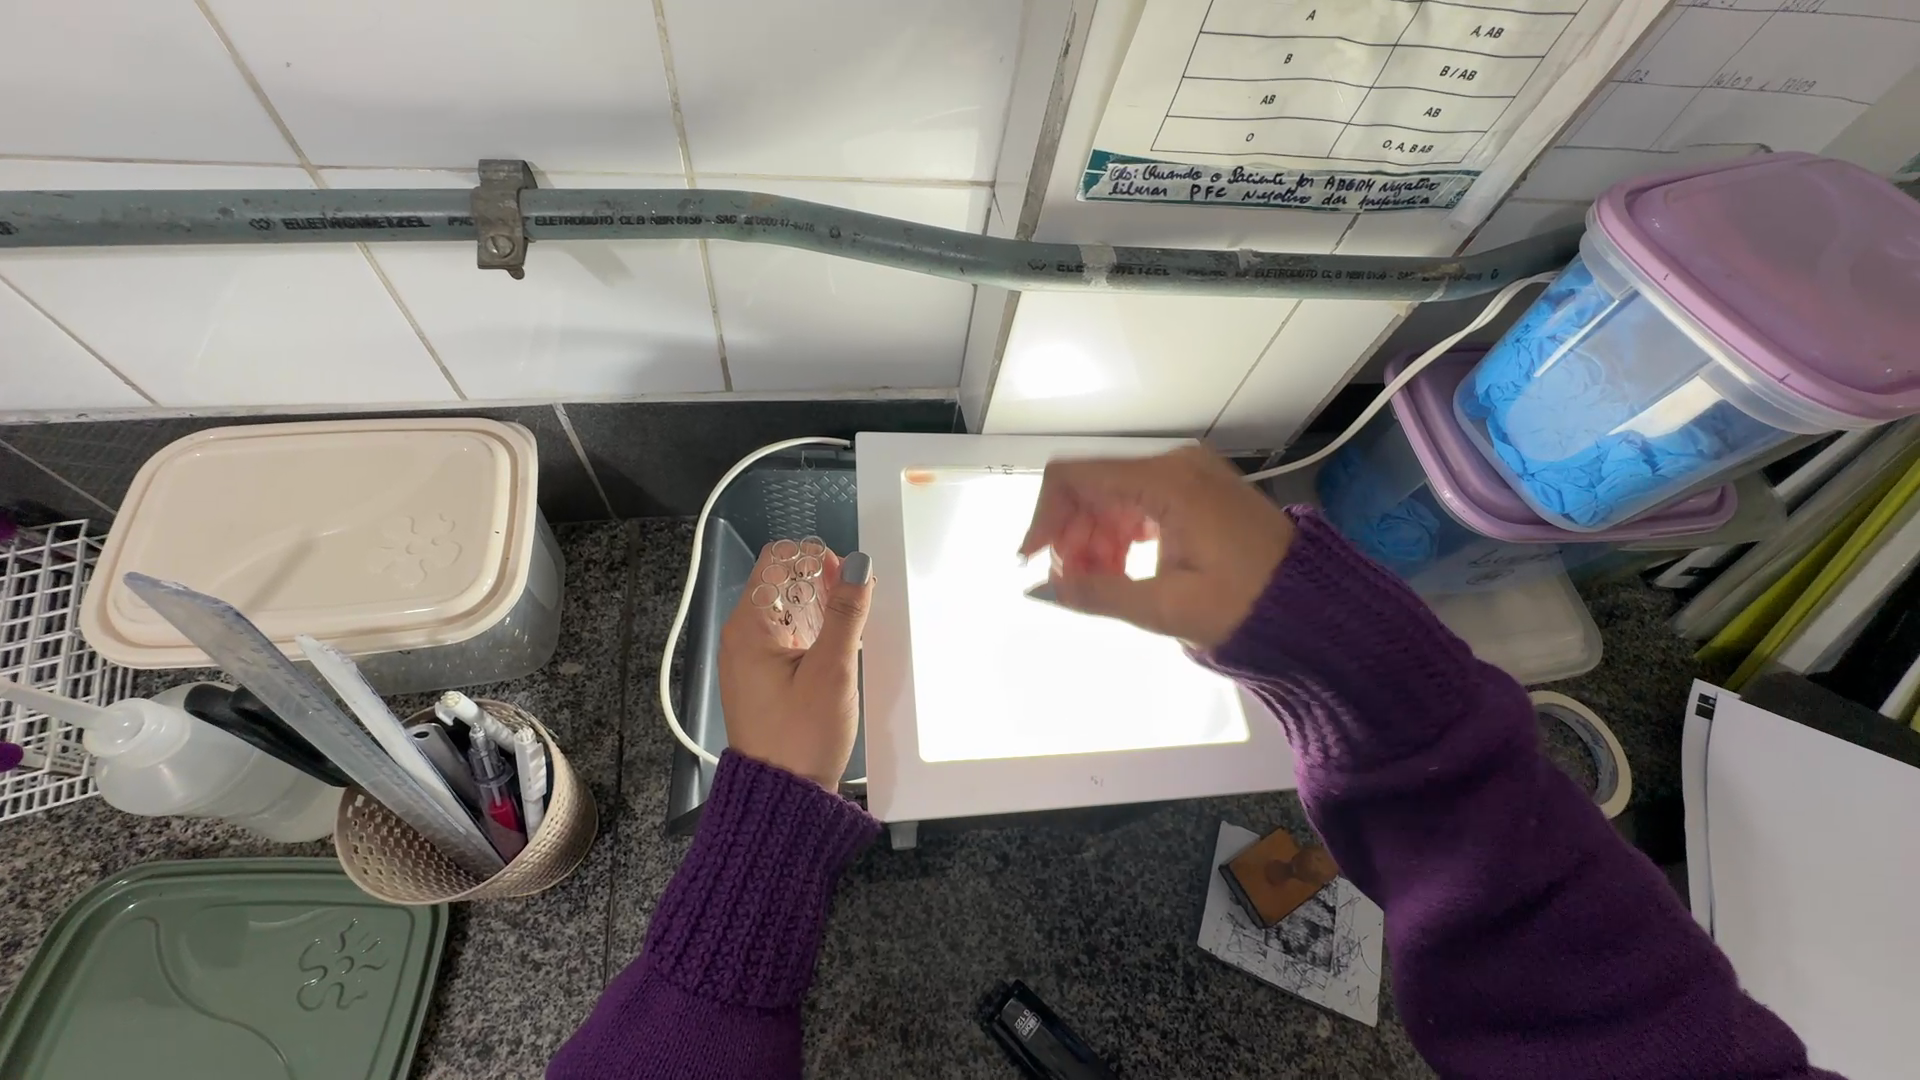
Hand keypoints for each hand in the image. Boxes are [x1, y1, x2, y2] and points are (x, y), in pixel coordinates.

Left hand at [719, 546, 873, 789]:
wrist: (781, 798)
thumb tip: (859, 563)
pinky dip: (814, 633)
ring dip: (821, 609)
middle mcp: (742, 635)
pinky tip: (839, 648)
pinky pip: (789, 636)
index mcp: (748, 626)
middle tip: (856, 605)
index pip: (777, 560)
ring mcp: (750, 658)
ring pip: (789, 610)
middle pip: (782, 582)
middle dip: (822, 583)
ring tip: (852, 628)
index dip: (815, 559)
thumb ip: (846, 612)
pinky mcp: (764, 677)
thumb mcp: (831, 670)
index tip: (847, 581)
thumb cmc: (802, 735)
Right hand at [1018, 446, 1293, 648]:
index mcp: (1166, 481)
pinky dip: (1118, 536)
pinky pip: (1136, 504)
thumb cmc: (1247, 605)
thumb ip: (1097, 593)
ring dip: (1092, 540)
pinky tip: (1120, 570)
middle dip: (1070, 536)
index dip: (1043, 516)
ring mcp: (1185, 475)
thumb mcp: (1166, 607)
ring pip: (1110, 497)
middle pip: (1091, 487)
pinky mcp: (1193, 491)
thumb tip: (1041, 589)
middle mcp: (1173, 465)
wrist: (1315, 606)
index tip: (1032, 562)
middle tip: (1071, 585)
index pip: (1075, 477)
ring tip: (1099, 584)